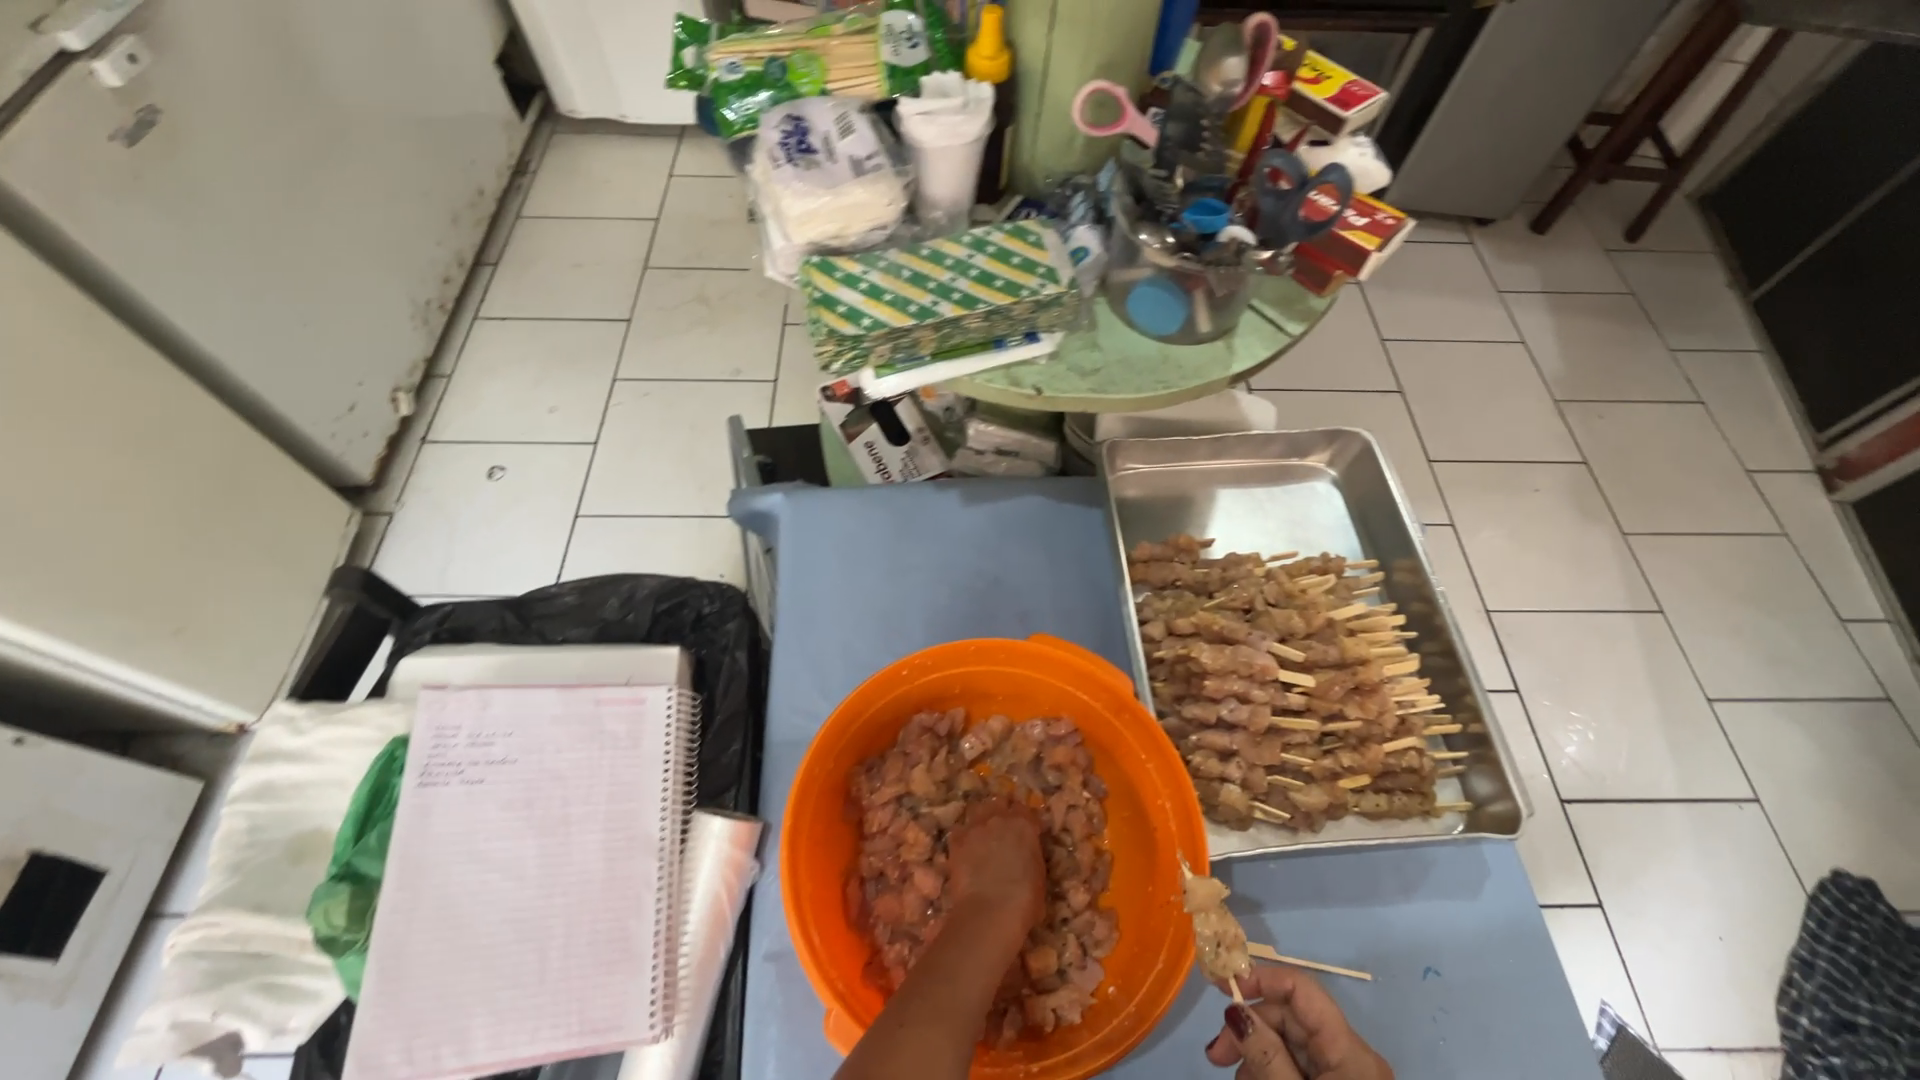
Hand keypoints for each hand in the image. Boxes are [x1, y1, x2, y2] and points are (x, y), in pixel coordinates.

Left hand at [946, 797, 1044, 935]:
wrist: (990, 911)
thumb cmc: (1025, 900)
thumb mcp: (1039, 874)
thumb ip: (1031, 855)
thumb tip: (1025, 856)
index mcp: (1025, 825)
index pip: (1026, 811)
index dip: (1026, 821)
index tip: (1027, 832)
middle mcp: (999, 818)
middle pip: (1000, 804)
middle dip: (1002, 813)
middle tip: (1004, 831)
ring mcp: (975, 827)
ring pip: (978, 810)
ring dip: (982, 819)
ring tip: (983, 836)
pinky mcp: (956, 840)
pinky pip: (960, 831)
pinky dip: (964, 837)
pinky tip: (966, 850)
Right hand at [1206, 966, 1392, 1079]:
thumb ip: (1266, 1056)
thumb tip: (1234, 1010)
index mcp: (1350, 1051)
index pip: (1301, 989)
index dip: (1260, 979)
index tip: (1220, 988)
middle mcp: (1353, 1057)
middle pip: (1291, 1018)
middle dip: (1250, 1028)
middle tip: (1216, 1055)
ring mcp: (1347, 1077)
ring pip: (1291, 1045)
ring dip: (1256, 1052)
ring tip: (1235, 1077)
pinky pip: (1300, 1068)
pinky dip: (1272, 1071)